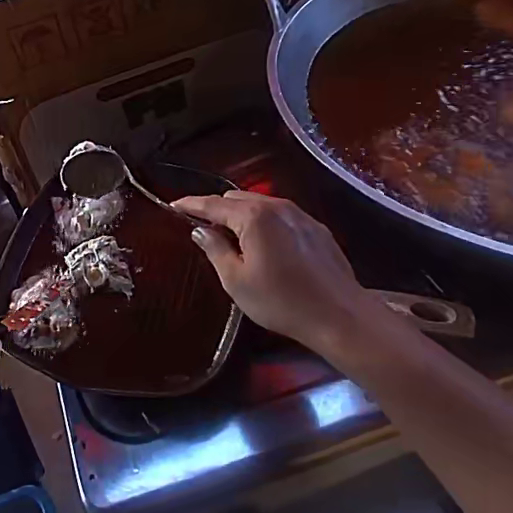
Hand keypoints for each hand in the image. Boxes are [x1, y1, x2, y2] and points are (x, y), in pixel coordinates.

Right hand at [173, 191, 378, 352]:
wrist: (338, 313)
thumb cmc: (281, 301)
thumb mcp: (237, 281)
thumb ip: (216, 250)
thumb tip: (201, 230)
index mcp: (253, 216)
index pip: (213, 204)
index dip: (191, 204)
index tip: (174, 205)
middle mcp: (276, 206)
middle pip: (237, 198)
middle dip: (218, 209)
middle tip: (204, 229)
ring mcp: (299, 214)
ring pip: (261, 204)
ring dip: (242, 215)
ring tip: (232, 237)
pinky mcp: (315, 227)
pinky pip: (281, 215)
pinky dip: (265, 222)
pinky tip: (265, 244)